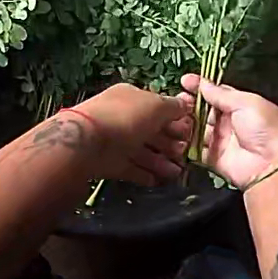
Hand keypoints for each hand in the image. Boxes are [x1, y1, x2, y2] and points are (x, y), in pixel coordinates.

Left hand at [70, 83, 191, 184]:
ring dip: (161, 161)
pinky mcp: (109, 163)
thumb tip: (186, 105)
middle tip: (184, 155)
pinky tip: (158, 180)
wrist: (86, 142)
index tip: (191, 133)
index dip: (176, 120)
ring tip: (176, 172)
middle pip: (152, 131)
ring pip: (143, 151)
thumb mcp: (156, 106)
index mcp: (132, 97)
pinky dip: (144, 174)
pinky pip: (131, 167)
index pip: (159, 108)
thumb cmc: (126, 118)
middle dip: (170, 143)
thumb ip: (173, 107)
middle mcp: (123, 117)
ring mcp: (115, 141)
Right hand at [179, 75, 277, 189]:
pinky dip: (186, 144)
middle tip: (177, 101)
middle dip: (191, 105)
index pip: (217, 93)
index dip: (201, 87)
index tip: (185, 81)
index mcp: (241, 105)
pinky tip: (177, 135)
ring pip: (198, 129)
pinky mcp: (214, 159)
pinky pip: (196, 150)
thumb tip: (203, 83)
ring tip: (175, 117)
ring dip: (187, 123)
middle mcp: (230, 122)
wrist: (273, 166)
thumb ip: (222, 94)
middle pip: (204, 111)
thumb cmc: (266, 129)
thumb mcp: (246, 103)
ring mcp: (222, 141)